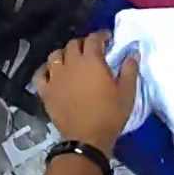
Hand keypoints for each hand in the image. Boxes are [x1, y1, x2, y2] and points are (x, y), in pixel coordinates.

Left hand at [34, 31, 137, 153]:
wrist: (87, 139)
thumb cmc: (110, 114)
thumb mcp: (127, 92)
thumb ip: (130, 69)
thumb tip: (132, 53)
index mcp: (91, 61)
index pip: (93, 38)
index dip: (101, 35)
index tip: (108, 39)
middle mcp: (71, 63)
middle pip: (73, 44)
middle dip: (84, 44)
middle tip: (92, 51)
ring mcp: (55, 77)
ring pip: (55, 55)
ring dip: (64, 54)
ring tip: (72, 61)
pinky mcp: (45, 91)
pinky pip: (40, 74)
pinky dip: (46, 70)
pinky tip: (52, 73)